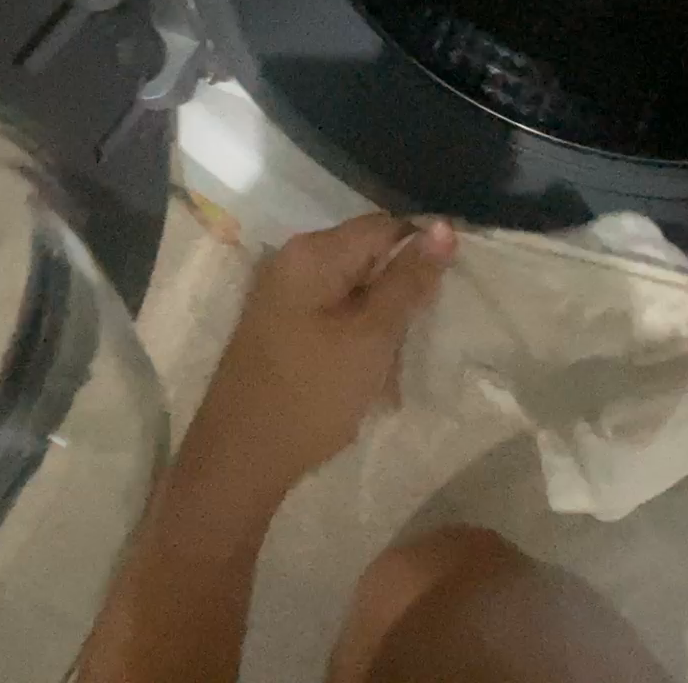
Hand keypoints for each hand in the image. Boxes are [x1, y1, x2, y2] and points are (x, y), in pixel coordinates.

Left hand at [183, 214, 456, 497]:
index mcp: (313, 252)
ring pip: (356, 289)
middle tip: (419, 336)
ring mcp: (284, 293)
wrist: (240, 460)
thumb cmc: (311, 394)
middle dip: (401, 293)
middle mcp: (294, 260)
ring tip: (392, 366)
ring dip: (382, 321)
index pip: (386, 227)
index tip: (447, 292)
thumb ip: (409, 280)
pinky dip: (359, 336)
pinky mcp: (283, 323)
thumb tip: (444, 226)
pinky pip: (335, 312)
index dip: (423, 253)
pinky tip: (369, 374)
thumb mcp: (371, 336)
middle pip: (370, 256)